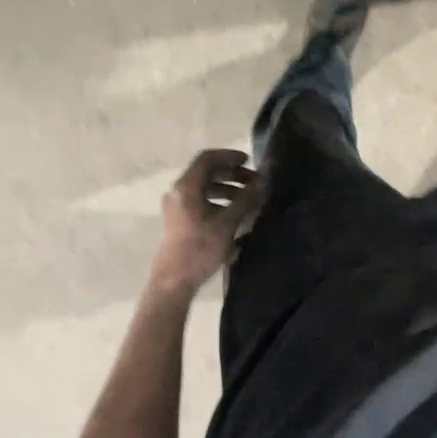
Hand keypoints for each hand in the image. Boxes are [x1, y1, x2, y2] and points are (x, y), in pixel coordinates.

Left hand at [150, 149, 262, 293]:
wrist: (174, 280)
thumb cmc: (200, 249)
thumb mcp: (227, 224)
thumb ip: (245, 201)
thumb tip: (262, 184)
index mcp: (186, 187)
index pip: (207, 159)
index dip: (229, 156)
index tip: (250, 162)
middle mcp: (178, 192)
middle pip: (206, 173)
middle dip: (231, 174)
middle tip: (254, 183)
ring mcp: (177, 207)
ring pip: (204, 188)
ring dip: (227, 189)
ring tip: (248, 200)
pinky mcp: (179, 220)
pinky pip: (200, 201)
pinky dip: (218, 201)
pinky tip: (235, 215)